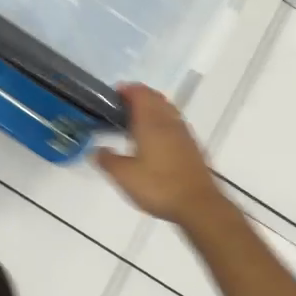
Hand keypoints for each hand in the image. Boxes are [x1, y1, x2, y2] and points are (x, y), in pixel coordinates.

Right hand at [94, 84, 225, 225]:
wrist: (198, 206)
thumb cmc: (158, 187)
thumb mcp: (124, 177)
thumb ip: (107, 160)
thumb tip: (96, 150)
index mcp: (150, 123)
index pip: (139, 93)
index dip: (125, 90)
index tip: (112, 97)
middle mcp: (169, 122)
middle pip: (155, 97)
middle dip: (138, 96)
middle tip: (121, 107)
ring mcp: (184, 133)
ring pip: (167, 109)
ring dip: (152, 107)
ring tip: (137, 121)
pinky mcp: (193, 146)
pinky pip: (175, 123)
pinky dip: (163, 121)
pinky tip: (156, 139)